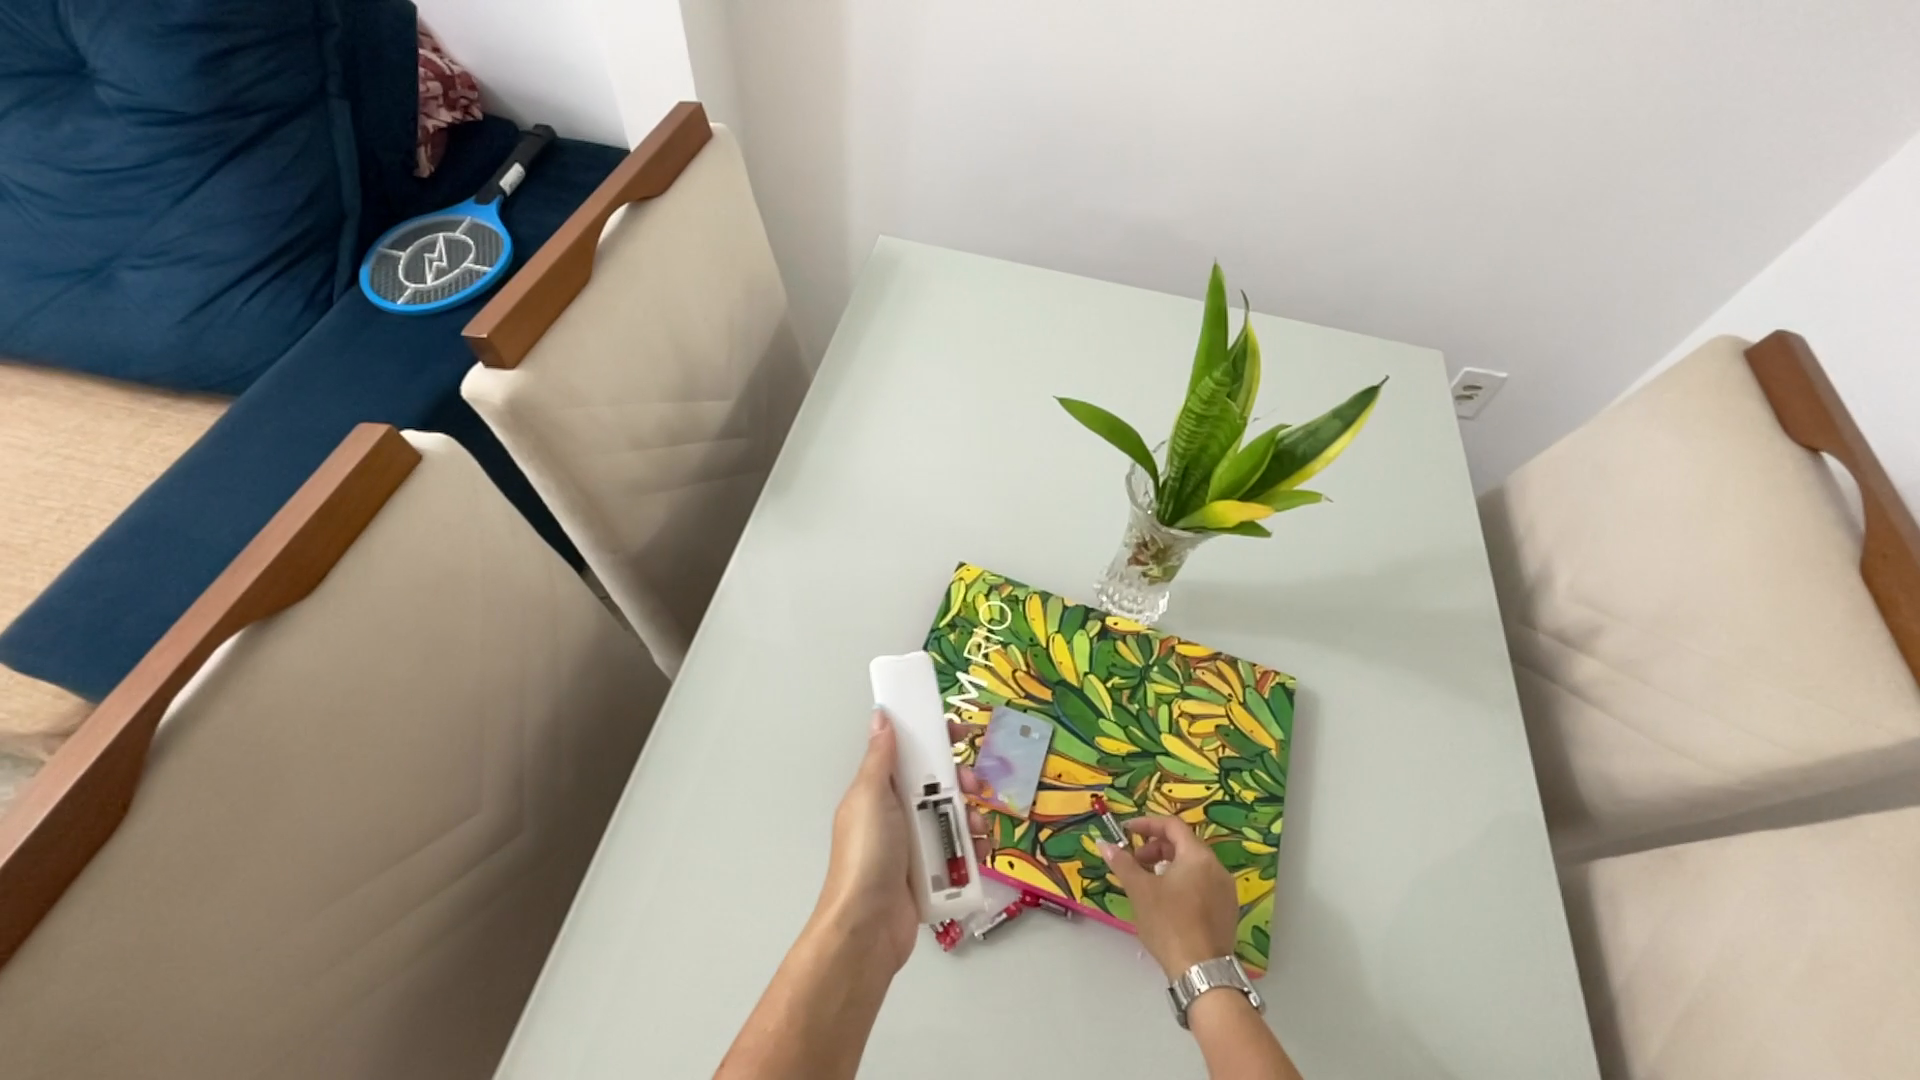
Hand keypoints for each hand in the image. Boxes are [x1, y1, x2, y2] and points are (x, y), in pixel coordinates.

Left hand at [811, 712, 987, 972]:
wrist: (867, 927)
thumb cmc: (866, 856)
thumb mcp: (870, 798)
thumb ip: (880, 757)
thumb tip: (881, 716)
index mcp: (879, 791)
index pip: (909, 753)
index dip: (934, 739)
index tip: (959, 732)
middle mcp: (898, 814)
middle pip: (939, 784)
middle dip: (962, 781)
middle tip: (973, 787)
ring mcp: (915, 844)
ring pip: (954, 817)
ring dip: (973, 817)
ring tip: (979, 828)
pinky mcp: (932, 872)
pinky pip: (960, 850)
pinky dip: (975, 848)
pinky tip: (981, 851)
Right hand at [1101, 816, 1239, 978]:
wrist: (1201, 972)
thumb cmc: (1169, 924)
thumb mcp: (1140, 890)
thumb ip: (1122, 862)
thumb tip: (1104, 844)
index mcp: (1198, 856)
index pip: (1172, 825)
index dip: (1147, 824)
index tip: (1126, 832)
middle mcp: (1217, 867)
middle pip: (1184, 844)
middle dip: (1156, 847)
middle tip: (1135, 861)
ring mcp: (1226, 890)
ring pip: (1193, 865)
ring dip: (1168, 865)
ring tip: (1148, 882)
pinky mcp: (1227, 911)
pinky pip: (1203, 883)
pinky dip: (1183, 882)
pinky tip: (1168, 902)